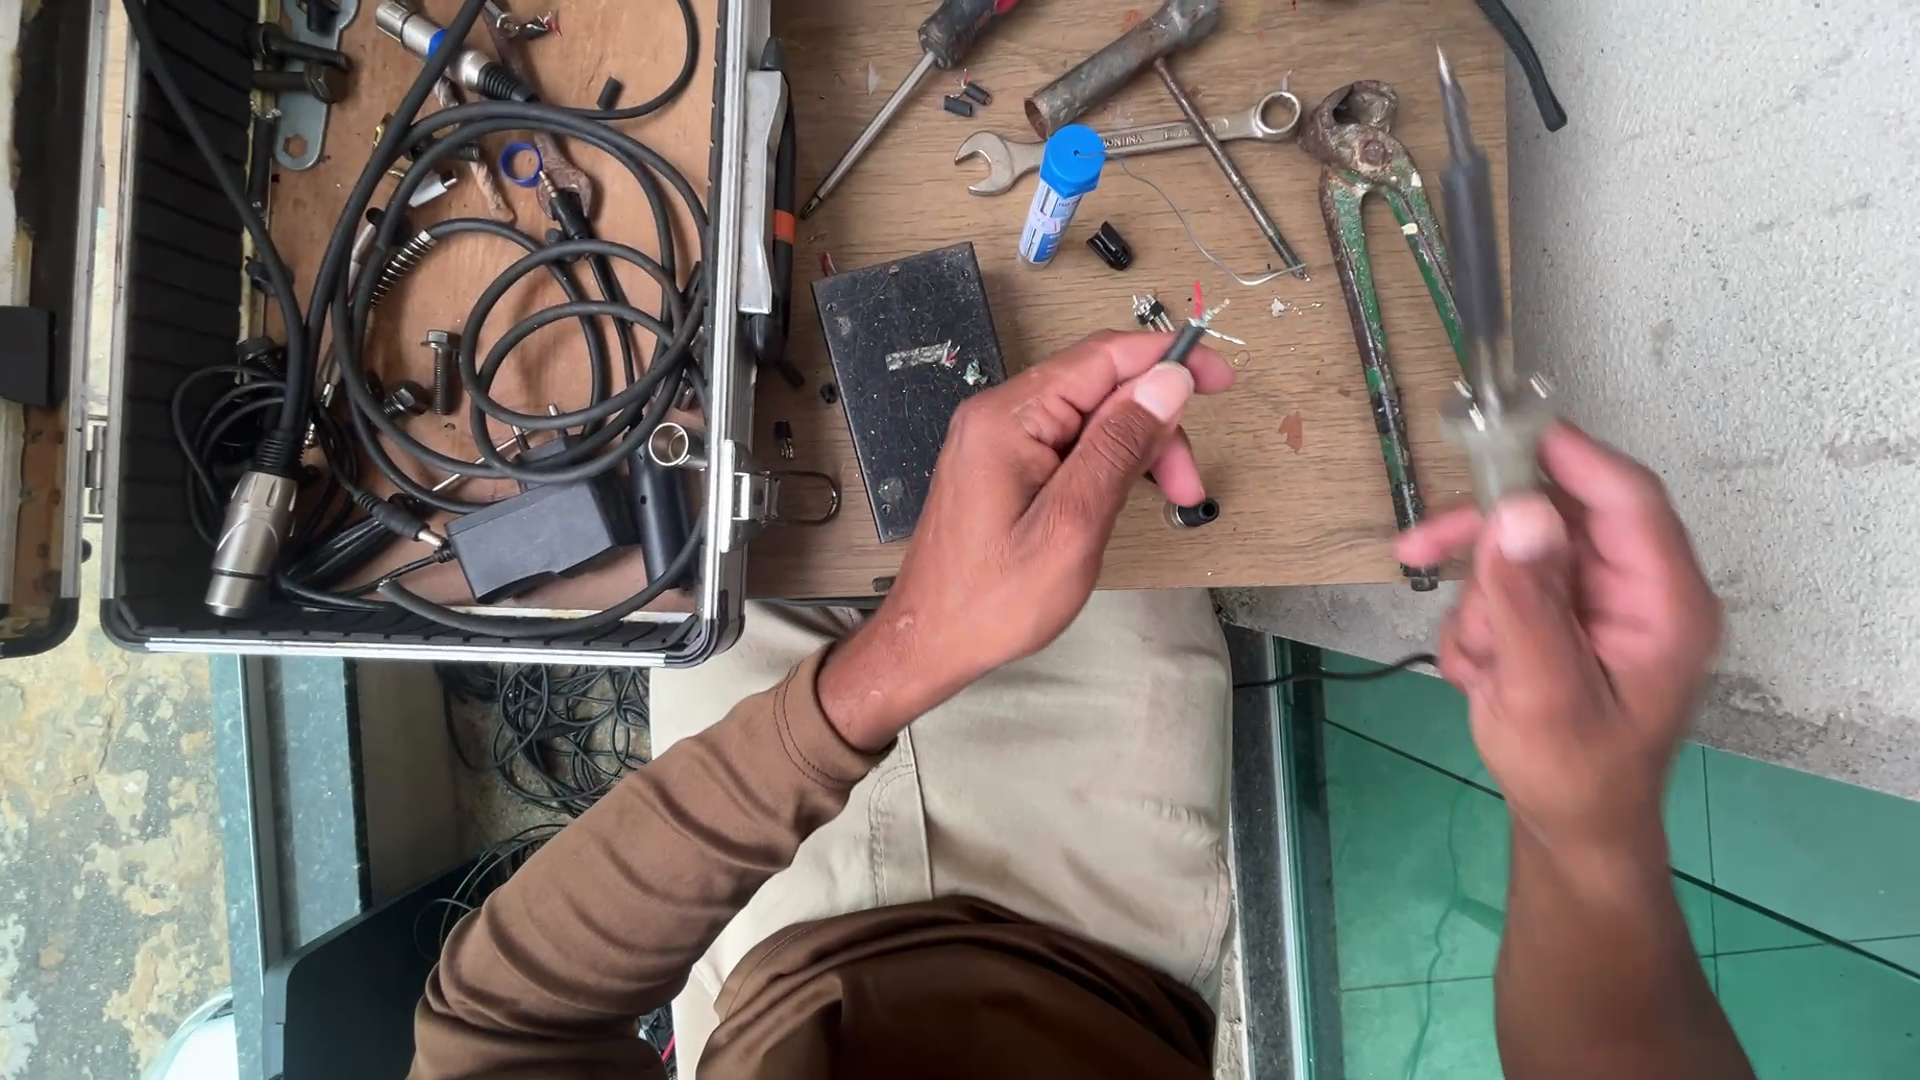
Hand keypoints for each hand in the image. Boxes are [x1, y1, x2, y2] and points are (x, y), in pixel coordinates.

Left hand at [818, 331, 1234, 749]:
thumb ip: (1119, 447)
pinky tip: (1122, 496)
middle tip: (1186, 485)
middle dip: (1155, 426)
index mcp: (1008, 418)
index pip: (1103, 357)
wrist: (931, 640)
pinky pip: (1066, 444)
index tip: (1220, 380)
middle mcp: (997, 416)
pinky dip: (1105, 465)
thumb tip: (1167, 381)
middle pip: (1099, 389)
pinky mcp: (1000, 465)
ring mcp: (995, 440)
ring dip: (1135, 450)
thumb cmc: (993, 600)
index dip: (1169, 360)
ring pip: (1089, 419)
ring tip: (1166, 499)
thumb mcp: (1072, 524)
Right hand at [1394, 423, 1721, 863]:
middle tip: (1414, 550)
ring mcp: (1583, 602)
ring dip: (1473, 607)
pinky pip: (1489, 590)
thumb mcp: (1543, 690)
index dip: (1567, 457)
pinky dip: (1469, 628)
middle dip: (1481, 545)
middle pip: (1548, 520)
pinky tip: (1478, 673)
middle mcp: (1625, 588)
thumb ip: (1526, 602)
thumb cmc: (1573, 768)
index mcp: (1660, 601)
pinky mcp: (1547, 616)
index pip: (1624, 500)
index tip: (1499, 432)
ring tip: (1477, 668)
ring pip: (1506, 556)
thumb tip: (1517, 513)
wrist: (1564, 819)